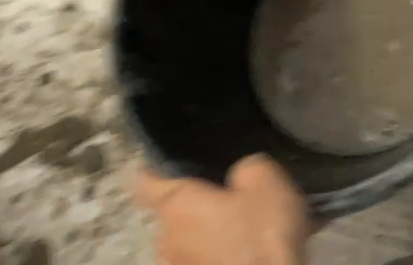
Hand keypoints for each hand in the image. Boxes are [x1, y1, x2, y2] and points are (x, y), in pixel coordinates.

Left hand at [133, 155, 311, 264]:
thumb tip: (238, 176)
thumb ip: (245, 167)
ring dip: (212, 231)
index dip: (154, 165)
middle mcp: (167, 241)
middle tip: (232, 191)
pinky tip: (252, 249)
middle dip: (198, 201)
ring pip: (191, 239)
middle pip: (174, 212)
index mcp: (176, 206)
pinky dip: (222, 253)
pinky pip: (205, 260)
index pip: (146, 182)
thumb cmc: (262, 233)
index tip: (168, 157)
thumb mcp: (265, 178)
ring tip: (247, 225)